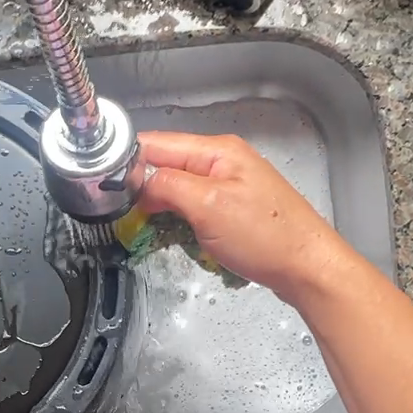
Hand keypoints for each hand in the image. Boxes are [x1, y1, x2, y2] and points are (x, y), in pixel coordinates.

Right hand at [136, 131, 357, 303]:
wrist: (306, 268)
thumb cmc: (268, 237)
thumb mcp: (208, 206)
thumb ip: (168, 186)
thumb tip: (139, 183)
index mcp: (217, 151)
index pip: (157, 144)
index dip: (128, 163)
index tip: (106, 186)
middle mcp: (224, 163)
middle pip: (167, 167)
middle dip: (144, 191)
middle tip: (128, 218)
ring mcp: (230, 188)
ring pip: (180, 192)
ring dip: (164, 212)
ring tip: (154, 231)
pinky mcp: (234, 212)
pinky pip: (196, 211)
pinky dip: (184, 225)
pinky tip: (184, 240)